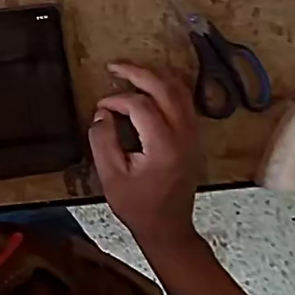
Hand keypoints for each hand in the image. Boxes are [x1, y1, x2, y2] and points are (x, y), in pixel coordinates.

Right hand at [88, 62, 205, 256]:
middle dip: (138, 72)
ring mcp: (192, 134)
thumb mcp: (110, 177)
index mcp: (163, 146)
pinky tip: (150, 85)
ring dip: (155, 75)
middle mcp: (183, 135)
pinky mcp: (193, 135)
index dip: (117, 100)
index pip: (140, 106)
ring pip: (179, 90)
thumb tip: (102, 113)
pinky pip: (184, 100)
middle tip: (115, 66)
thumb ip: (103, 141)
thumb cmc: (138, 206)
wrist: (168, 227)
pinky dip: (167, 86)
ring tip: (131, 70)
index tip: (101, 108)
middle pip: (165, 88)